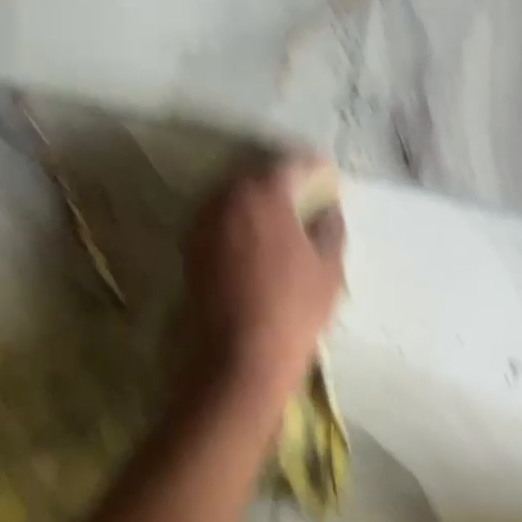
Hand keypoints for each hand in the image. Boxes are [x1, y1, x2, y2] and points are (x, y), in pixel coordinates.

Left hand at [185, 153, 346, 394]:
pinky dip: (239, 224)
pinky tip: (257, 242)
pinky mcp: (191, 251)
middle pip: (256, 175)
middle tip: (305, 193)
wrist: (240, 358)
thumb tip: (327, 211)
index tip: (329, 176)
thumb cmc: (293, 311)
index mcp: (262, 193)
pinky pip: (220, 223)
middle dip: (281, 180)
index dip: (314, 168)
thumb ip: (330, 230)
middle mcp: (225, 198)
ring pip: (233, 198)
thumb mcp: (328, 270)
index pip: (291, 163)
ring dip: (257, 202)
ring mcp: (202, 224)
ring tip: (282, 219)